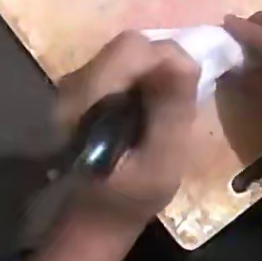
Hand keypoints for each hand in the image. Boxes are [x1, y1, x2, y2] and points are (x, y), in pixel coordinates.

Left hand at [55, 32, 200, 230]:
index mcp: (86, 101)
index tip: (188, 86)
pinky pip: (118, 66)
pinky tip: (148, 108)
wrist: (95, 215)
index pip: (132, 48)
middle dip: (162, 63)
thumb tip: (184, 58)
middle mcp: (73, 84)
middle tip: (180, 98)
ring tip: (165, 106)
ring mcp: (73, 85)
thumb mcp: (163, 162)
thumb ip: (171, 110)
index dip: (168, 57)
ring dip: (152, 71)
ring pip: (124, 53)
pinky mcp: (82, 90)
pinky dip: (141, 79)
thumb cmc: (131, 196)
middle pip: (127, 45)